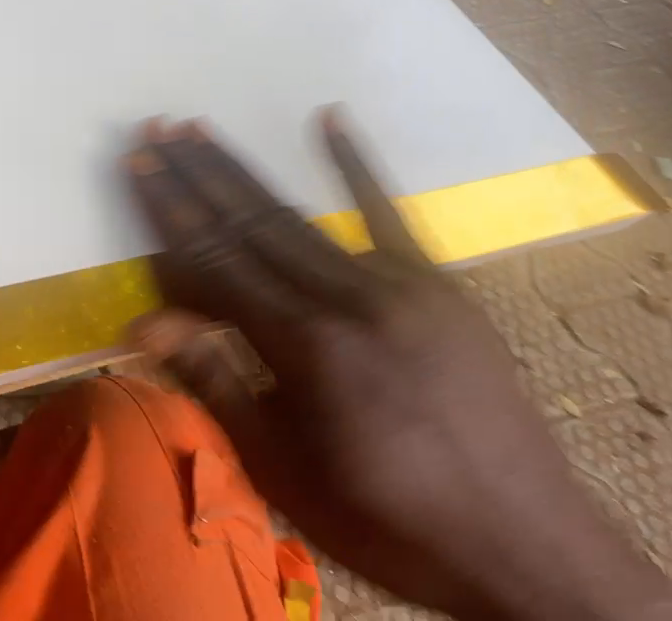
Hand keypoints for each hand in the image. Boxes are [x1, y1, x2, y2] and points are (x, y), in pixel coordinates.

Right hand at [124, 113, 671, 620]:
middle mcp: (351, 301)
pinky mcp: (441, 290)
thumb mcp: (282, 469)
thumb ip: (214, 383)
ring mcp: (404, 288)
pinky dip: (356, 164)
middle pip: (252, 224)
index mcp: (308, 349)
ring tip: (200, 131)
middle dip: (196, 174)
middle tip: (155, 129)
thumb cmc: (388, 524)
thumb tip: (141, 325)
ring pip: (301, 217)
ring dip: (244, 172)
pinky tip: (330, 118)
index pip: (217, 263)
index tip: (139, 167)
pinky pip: (390, 215)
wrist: (533, 554)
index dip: (171, 213)